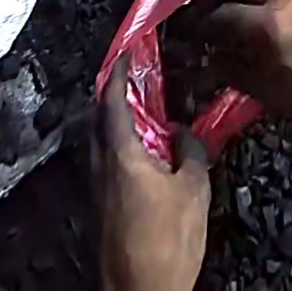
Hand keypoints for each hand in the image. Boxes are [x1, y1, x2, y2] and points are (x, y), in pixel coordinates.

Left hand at [93, 59, 208, 290]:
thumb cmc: (168, 241)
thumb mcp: (193, 189)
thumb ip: (190, 150)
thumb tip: (182, 133)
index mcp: (121, 155)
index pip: (112, 101)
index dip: (117, 72)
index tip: (126, 50)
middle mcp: (101, 167)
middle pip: (101, 118)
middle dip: (115, 91)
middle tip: (136, 72)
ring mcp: (97, 189)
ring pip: (102, 140)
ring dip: (118, 117)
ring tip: (144, 103)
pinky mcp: (102, 208)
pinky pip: (108, 159)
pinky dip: (122, 140)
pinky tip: (146, 146)